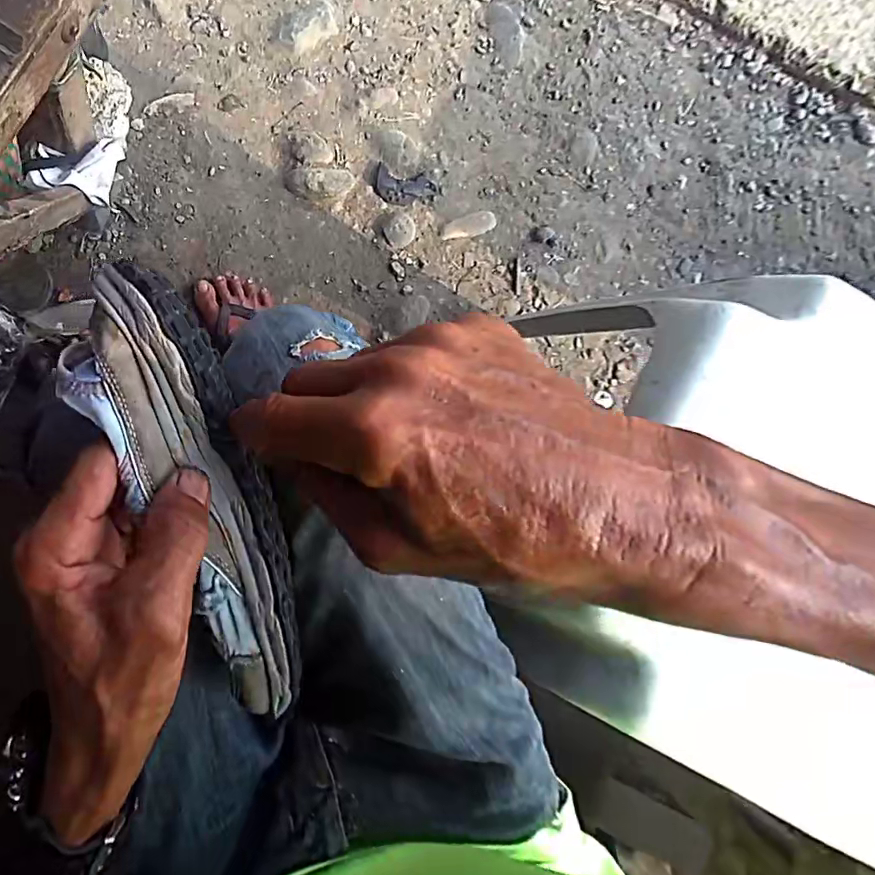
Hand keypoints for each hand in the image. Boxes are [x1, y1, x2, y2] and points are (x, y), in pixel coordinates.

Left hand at [13, 444, 210, 845]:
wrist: (102, 743)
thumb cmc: (122, 687)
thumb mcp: (155, 612)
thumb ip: (174, 539)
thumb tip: (192, 477)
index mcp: (50, 545)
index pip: (96, 467)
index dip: (140, 449)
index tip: (188, 435)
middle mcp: (53, 538)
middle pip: (109, 479)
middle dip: (156, 472)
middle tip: (208, 462)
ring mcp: (74, 550)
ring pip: (124, 499)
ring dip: (162, 496)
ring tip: (207, 488)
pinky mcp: (96, 563)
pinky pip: (130, 524)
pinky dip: (160, 520)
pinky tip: (192, 516)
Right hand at [229, 314, 721, 604]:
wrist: (623, 499)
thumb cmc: (507, 542)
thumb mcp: (393, 549)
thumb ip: (326, 497)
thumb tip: (294, 459)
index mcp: (369, 434)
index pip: (269, 416)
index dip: (251, 431)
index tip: (254, 440)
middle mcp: (392, 370)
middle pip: (302, 378)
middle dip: (302, 414)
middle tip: (333, 448)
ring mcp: (435, 340)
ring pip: (353, 360)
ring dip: (354, 394)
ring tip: (405, 430)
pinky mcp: (472, 325)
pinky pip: (406, 347)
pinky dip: (405, 377)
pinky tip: (449, 408)